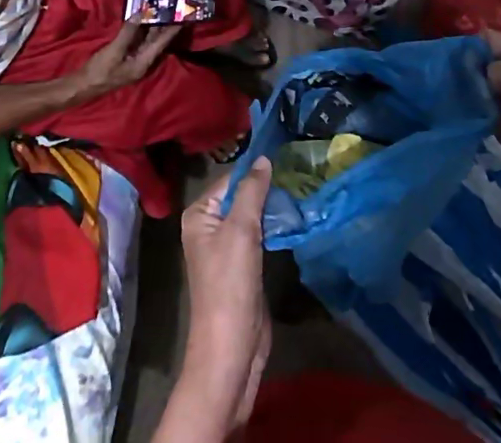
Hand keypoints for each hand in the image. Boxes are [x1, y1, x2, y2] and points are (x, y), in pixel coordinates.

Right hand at [71, 19, 181, 100]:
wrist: (83, 85)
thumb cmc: (100, 70)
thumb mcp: (114, 50)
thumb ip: (129, 32)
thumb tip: (140, 14)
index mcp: (145, 62)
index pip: (163, 43)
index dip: (173, 29)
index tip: (183, 16)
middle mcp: (144, 60)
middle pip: (158, 40)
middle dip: (165, 24)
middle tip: (172, 7)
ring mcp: (136, 58)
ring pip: (149, 40)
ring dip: (154, 25)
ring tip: (161, 8)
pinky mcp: (127, 55)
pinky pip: (139, 40)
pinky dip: (142, 30)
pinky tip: (143, 18)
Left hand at [182, 158, 273, 426]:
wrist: (232, 344)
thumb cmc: (230, 282)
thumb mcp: (241, 229)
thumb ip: (252, 191)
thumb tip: (263, 158)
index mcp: (199, 215)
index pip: (230, 179)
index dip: (256, 170)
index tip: (286, 156)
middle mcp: (209, 227)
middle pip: (241, 195)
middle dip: (266, 187)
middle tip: (299, 172)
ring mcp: (226, 247)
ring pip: (252, 214)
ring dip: (273, 206)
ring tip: (301, 189)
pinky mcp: (244, 264)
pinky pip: (260, 234)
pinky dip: (274, 225)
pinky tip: (294, 217)